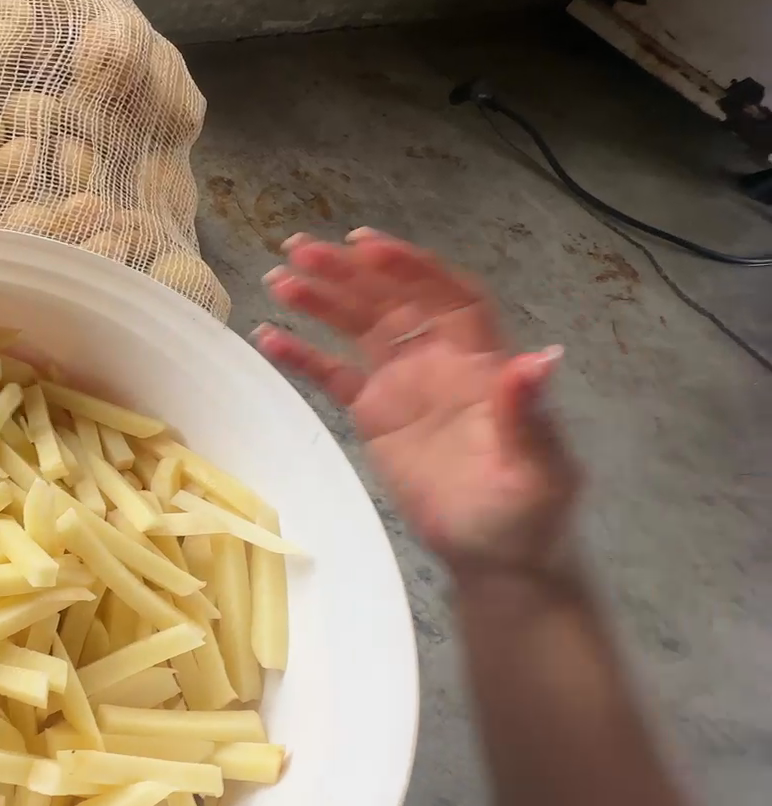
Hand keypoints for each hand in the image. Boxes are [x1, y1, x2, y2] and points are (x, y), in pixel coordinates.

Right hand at [254, 229, 579, 577]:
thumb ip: (528, 413)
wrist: (492, 557)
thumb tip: (536, 356)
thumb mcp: (539, 469)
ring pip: (356, 329)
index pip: (447, 299)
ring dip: (320, 301)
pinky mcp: (372, 411)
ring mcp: (402, 384)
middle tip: (298, 251)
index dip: (410, 269)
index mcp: (481, 365)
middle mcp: (439, 362)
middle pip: (391, 303)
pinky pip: (331, 374)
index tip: (365, 248)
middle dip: (348, 273)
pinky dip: (300, 354)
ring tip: (277, 279)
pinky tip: (267, 335)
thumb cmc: (524, 515)